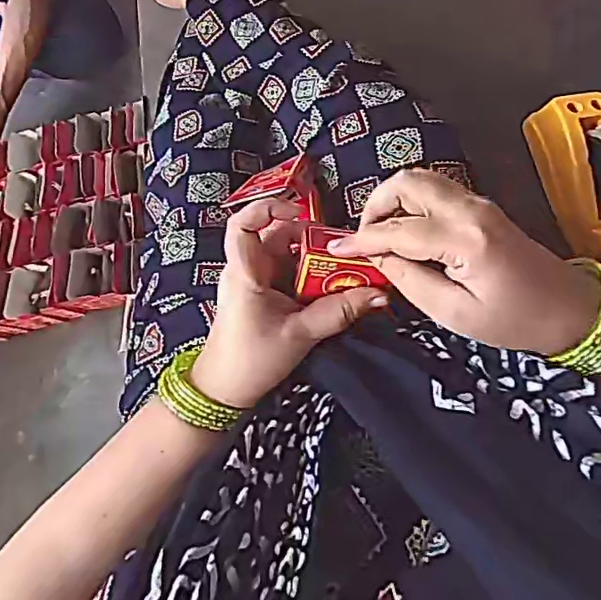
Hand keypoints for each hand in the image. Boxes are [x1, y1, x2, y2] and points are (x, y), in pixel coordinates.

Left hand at [189, 199, 388, 408]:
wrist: (224, 391)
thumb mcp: (300, 333)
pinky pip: (289, 273)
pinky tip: (329, 288)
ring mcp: (254, 280)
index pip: (243, 223)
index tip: (297, 212)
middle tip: (339, 251)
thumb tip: (376, 293)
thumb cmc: (249, 361)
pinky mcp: (263, 293)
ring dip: (314, 260)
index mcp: (245, 271)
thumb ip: (339, 311)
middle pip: (277, 235)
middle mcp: (247, 269)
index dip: (267, 208)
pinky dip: (310, 276)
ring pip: (287, 255)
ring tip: (340, 271)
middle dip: (310, 239)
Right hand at [329, 169, 599, 355]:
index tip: (338, 250)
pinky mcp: (480, 205)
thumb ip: (409, 280)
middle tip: (364, 238)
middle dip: (375, 205)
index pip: (399, 229)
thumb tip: (379, 257)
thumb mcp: (455, 314)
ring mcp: (477, 202)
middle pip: (406, 183)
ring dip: (392, 200)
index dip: (363, 239)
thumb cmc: (517, 321)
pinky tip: (404, 229)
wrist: (571, 310)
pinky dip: (410, 201)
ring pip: (419, 179)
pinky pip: (434, 189)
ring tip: (381, 234)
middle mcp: (470, 209)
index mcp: (466, 239)